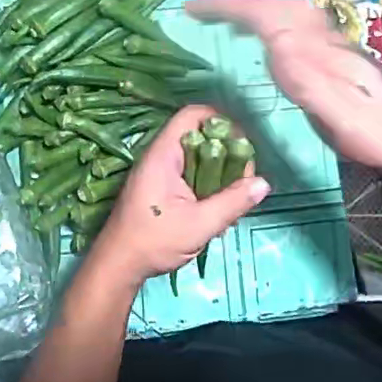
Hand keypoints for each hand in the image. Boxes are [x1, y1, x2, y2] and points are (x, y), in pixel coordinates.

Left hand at [86, 105, 269, 286]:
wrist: (118, 266)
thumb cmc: (153, 242)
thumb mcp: (200, 224)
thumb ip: (233, 202)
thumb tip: (263, 184)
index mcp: (164, 155)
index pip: (193, 116)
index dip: (222, 122)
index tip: (243, 146)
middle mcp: (161, 156)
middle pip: (201, 136)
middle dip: (227, 154)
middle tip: (243, 180)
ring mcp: (160, 172)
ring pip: (199, 158)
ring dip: (220, 175)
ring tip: (233, 200)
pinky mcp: (162, 187)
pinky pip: (192, 174)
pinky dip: (209, 186)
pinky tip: (218, 211)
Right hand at [187, 0, 381, 171]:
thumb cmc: (380, 132)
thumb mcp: (343, 116)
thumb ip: (308, 81)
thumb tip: (273, 43)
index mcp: (319, 50)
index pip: (267, 16)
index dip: (230, 8)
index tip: (195, 10)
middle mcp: (324, 38)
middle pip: (275, 7)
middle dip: (236, 3)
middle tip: (201, 10)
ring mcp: (333, 44)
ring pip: (287, 12)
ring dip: (254, 8)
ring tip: (225, 16)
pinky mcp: (337, 56)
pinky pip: (296, 25)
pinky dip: (272, 20)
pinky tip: (268, 34)